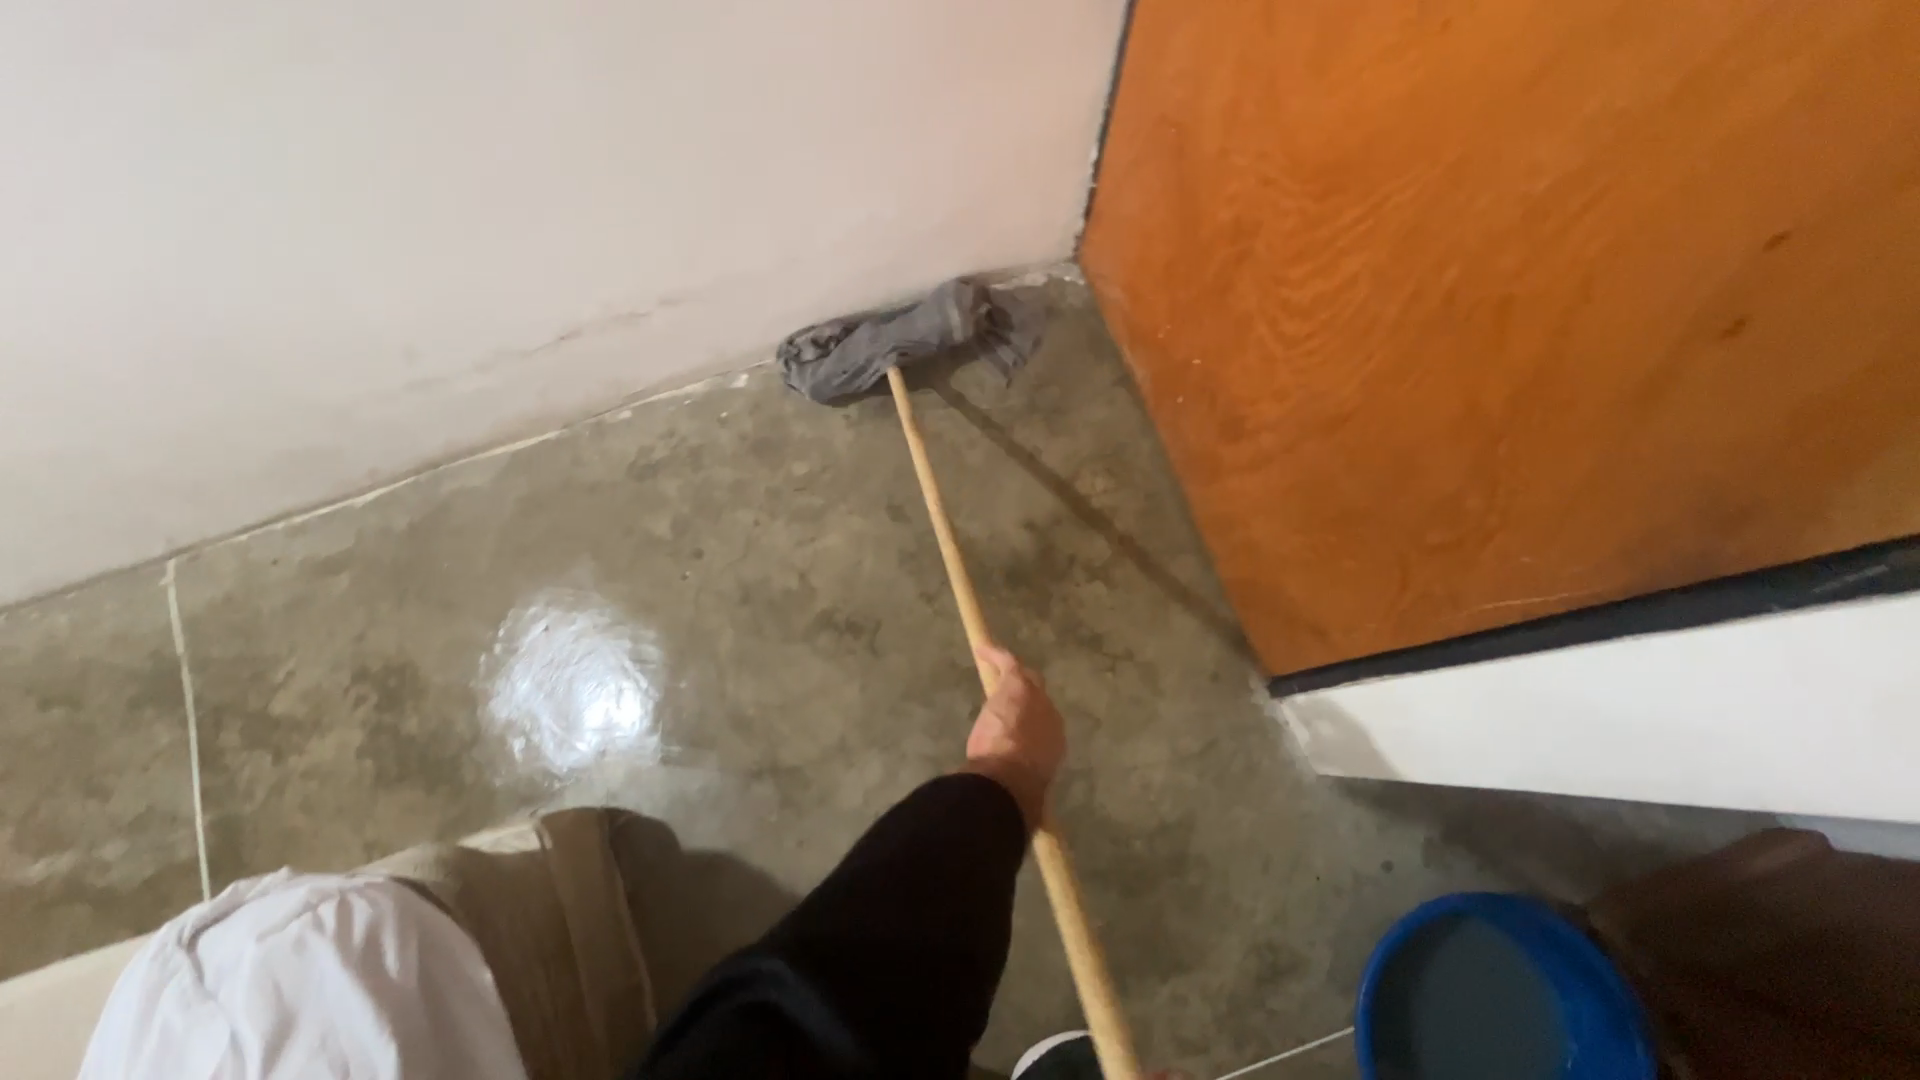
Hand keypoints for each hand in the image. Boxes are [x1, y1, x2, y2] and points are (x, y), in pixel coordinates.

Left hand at [964, 643, 1065, 828]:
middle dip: (1026, 697)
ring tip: (996, 667)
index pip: (1042, 727)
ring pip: (1025, 680)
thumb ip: (1028, 789)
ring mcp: (1035, 700)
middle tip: (1010, 696)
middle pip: (1038, 700)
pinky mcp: (1017, 685)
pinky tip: (982, 649)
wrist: (1012, 780)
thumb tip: (1030, 811)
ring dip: (1010, 676)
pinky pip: (1009, 663)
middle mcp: (1050, 718)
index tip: (1014, 729)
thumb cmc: (1021, 793)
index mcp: (1054, 744)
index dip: (1028, 725)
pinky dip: (996, 655)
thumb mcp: (1029, 793)